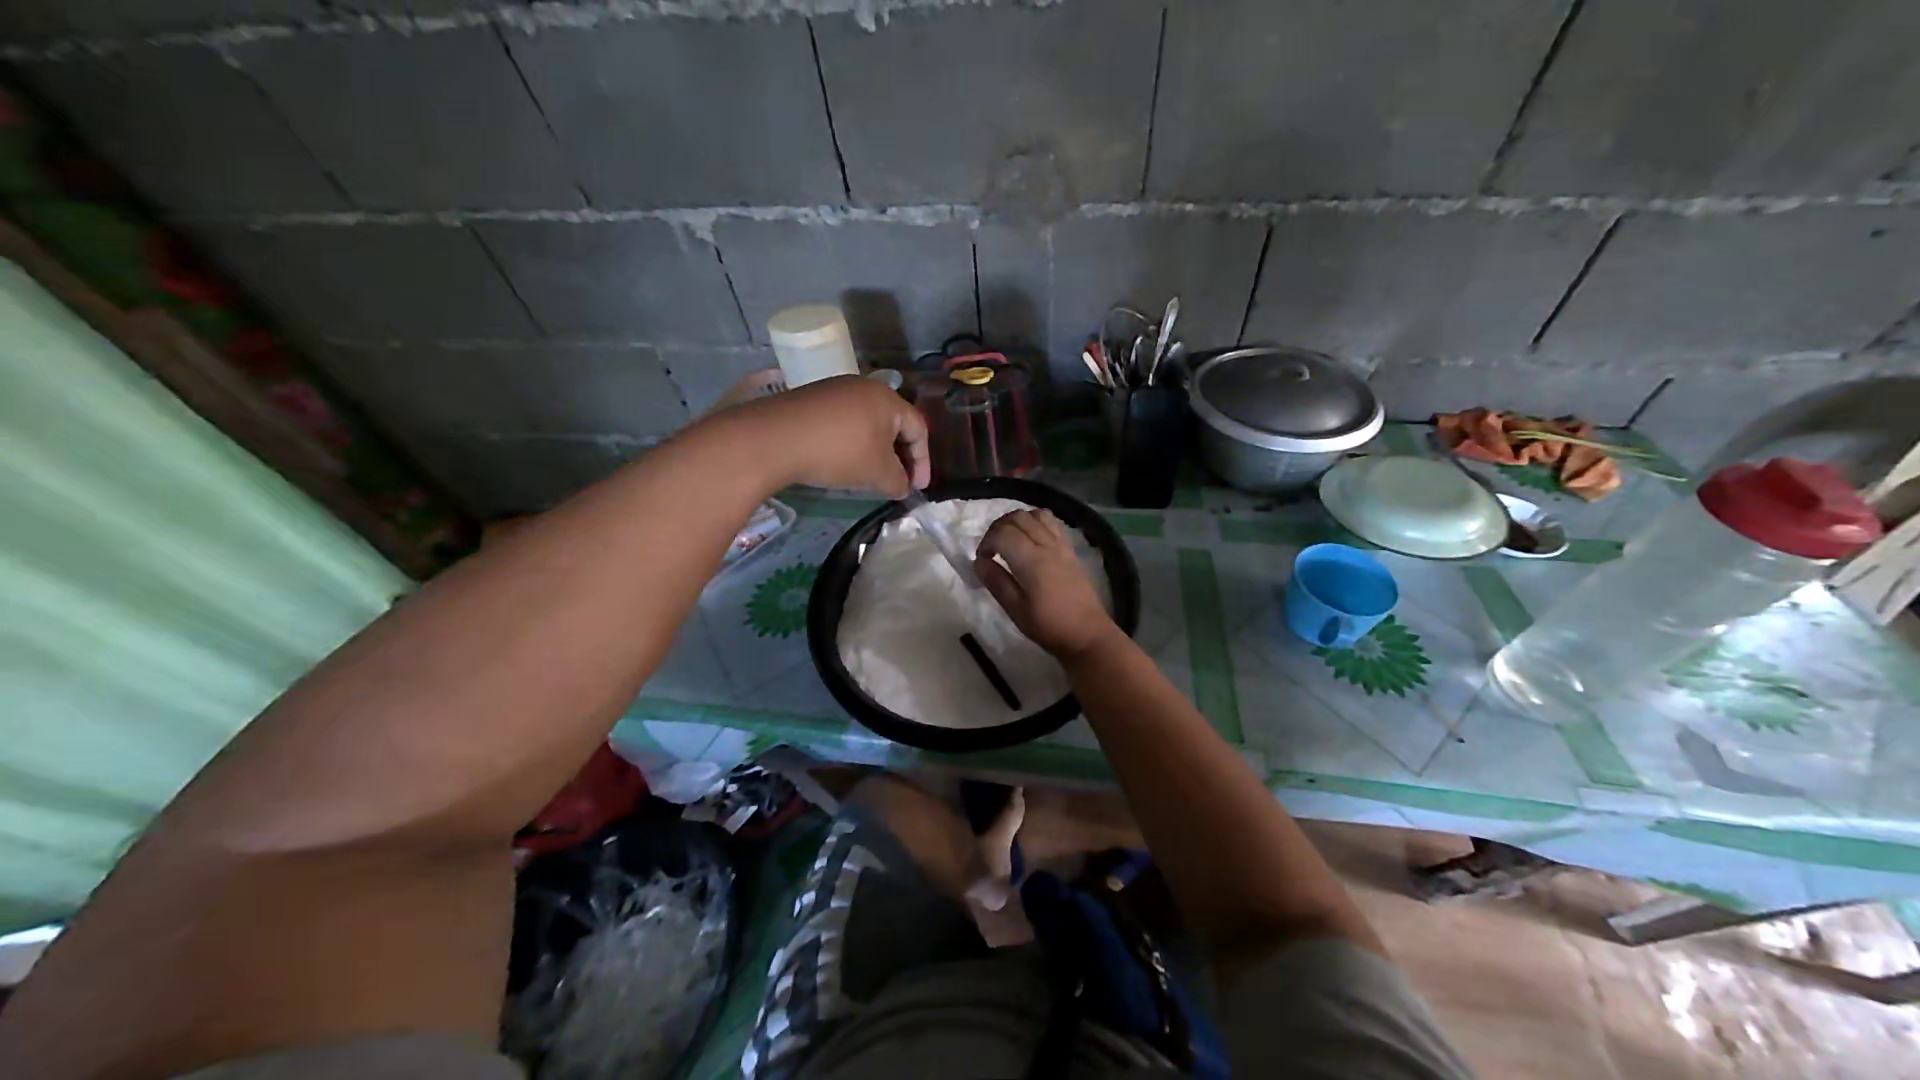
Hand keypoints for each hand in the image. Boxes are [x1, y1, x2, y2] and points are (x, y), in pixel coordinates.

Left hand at [713, 375, 929, 495]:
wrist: (775, 439)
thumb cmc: (838, 452)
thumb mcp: (877, 473)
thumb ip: (898, 481)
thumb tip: (902, 486)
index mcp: (888, 399)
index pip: (919, 429)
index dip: (923, 461)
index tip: (915, 487)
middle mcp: (864, 387)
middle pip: (894, 423)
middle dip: (899, 456)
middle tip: (896, 482)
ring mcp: (835, 390)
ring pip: (867, 423)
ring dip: (874, 450)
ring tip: (869, 475)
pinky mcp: (812, 399)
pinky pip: (843, 422)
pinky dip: (851, 443)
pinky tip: (840, 461)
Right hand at [975, 509, 1122, 660]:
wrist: (1087, 633)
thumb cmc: (1049, 626)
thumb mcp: (1016, 610)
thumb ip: (997, 582)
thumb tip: (978, 562)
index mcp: (1032, 561)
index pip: (1002, 534)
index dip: (986, 542)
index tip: (982, 560)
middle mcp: (1047, 546)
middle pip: (1017, 518)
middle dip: (998, 528)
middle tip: (991, 549)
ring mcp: (1062, 545)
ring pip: (1036, 514)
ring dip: (1017, 521)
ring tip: (1010, 540)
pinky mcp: (1071, 549)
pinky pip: (1053, 522)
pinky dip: (1036, 522)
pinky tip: (1031, 538)